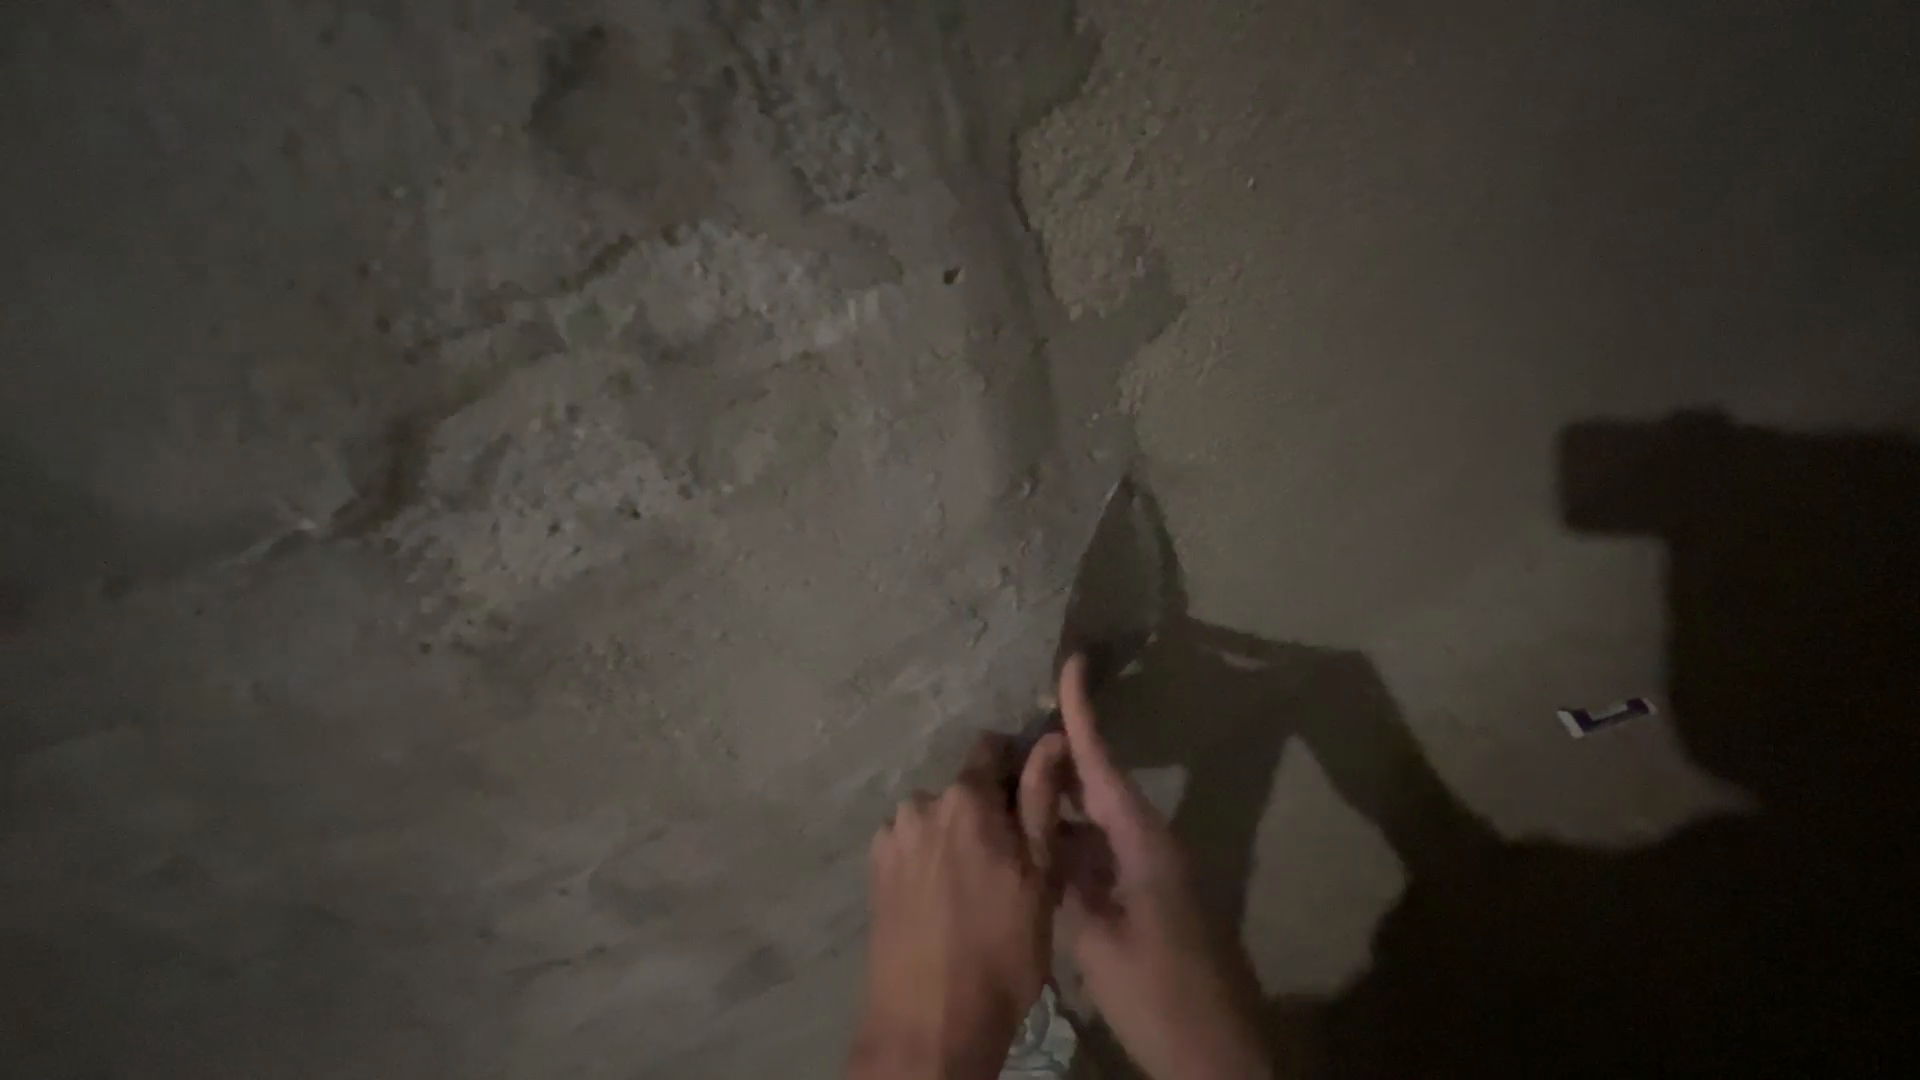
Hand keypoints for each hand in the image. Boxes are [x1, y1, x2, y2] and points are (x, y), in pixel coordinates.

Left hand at [850, 735, 1062, 1079]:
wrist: (929, 1025)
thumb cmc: (1001, 949)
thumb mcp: (1038, 873)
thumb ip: (1040, 797)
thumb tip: (1052, 738)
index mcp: (964, 797)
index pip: (991, 748)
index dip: (1016, 766)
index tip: (1032, 801)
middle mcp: (920, 802)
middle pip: (964, 788)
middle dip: (988, 811)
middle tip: (1010, 862)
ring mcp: (891, 836)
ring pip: (937, 819)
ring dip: (956, 836)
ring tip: (974, 890)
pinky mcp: (874, 870)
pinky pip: (912, 845)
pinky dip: (929, 860)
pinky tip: (942, 904)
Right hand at [1047, 655, 1272, 1079]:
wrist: (1219, 1055)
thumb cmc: (1159, 991)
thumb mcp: (1096, 937)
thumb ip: (1063, 881)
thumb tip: (1038, 839)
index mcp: (1141, 839)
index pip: (1102, 761)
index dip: (1082, 712)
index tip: (1072, 663)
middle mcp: (1149, 843)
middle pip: (1097, 785)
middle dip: (1056, 760)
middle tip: (1008, 742)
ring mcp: (1150, 872)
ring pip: (1096, 823)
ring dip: (1058, 807)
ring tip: (1010, 791)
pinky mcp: (1147, 898)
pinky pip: (1102, 855)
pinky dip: (1070, 846)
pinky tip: (1037, 853)